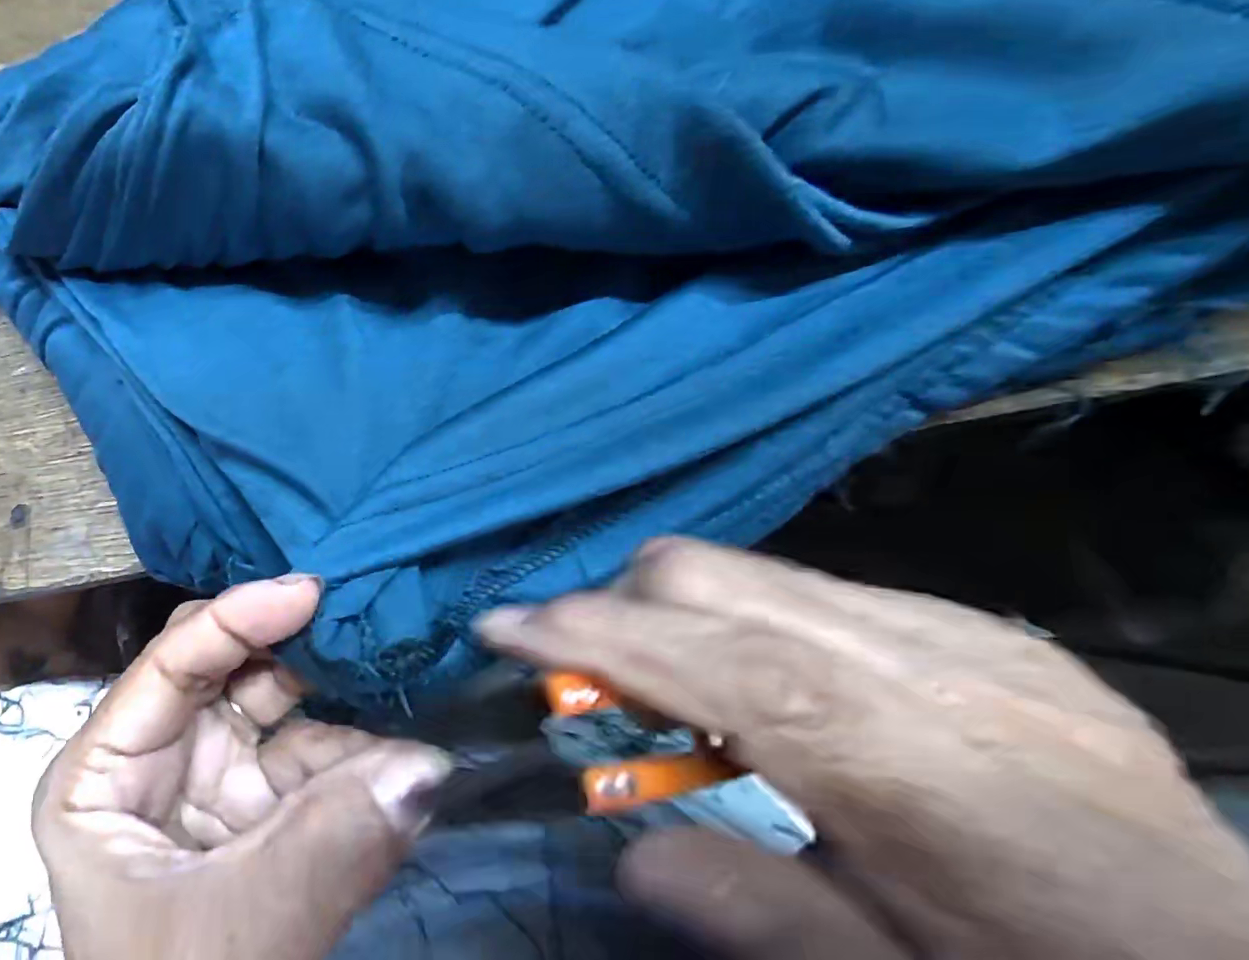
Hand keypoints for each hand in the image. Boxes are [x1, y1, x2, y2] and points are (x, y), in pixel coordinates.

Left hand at [33, 575, 452, 959]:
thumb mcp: (234, 932)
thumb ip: (325, 846)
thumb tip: (425, 764)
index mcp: (101, 771)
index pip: (169, 664)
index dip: (237, 617)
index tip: (308, 591)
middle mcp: (154, 759)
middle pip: (225, 671)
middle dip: (291, 647)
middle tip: (359, 616)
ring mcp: (210, 783)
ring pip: (277, 710)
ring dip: (339, 701)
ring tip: (400, 677)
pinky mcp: (259, 813)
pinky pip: (312, 762)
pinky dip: (359, 759)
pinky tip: (407, 758)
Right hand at [478, 537, 1248, 959]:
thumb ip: (757, 914)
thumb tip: (629, 852)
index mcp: (909, 765)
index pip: (706, 658)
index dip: (587, 633)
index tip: (498, 628)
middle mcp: (929, 667)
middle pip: (710, 577)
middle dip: (616, 610)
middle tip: (588, 676)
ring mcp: (962, 636)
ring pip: (749, 566)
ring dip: (673, 609)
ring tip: (670, 680)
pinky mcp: (982, 632)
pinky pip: (812, 588)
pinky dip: (747, 619)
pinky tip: (771, 686)